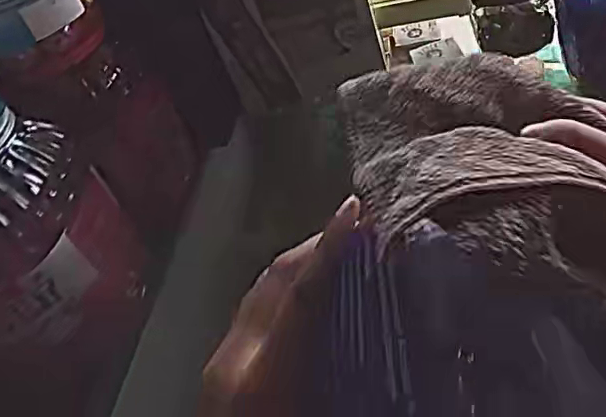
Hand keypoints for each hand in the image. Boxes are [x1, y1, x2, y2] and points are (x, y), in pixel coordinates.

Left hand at [199, 195, 359, 416]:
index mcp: (263, 380)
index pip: (302, 294)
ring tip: (340, 251)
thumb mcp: (323, 409)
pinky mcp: (215, 372)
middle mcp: (233, 362)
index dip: (331, 245)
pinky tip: (307, 292)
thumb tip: (391, 338)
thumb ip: (352, 374)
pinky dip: (283, 286)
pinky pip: (253, 307)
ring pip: (261, 288)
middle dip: (319, 244)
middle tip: (361, 227)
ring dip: (301, 261)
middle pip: (278, 279)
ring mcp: (218, 365)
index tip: (357, 208)